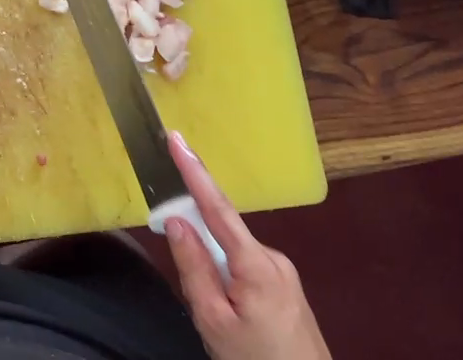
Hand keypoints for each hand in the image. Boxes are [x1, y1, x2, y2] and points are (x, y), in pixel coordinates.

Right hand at [165, 130, 330, 359]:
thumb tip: (177, 222)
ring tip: (219, 324)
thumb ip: (193, 268)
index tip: (176, 138)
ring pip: (231, 256)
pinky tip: (231, 319)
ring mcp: (284, 274)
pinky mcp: (286, 289)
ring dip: (213, 273)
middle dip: (197, 247)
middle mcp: (273, 258)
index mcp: (256, 264)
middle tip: (194, 292)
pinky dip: (226, 281)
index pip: (217, 207)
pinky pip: (244, 270)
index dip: (193, 171)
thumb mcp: (214, 322)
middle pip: (221, 235)